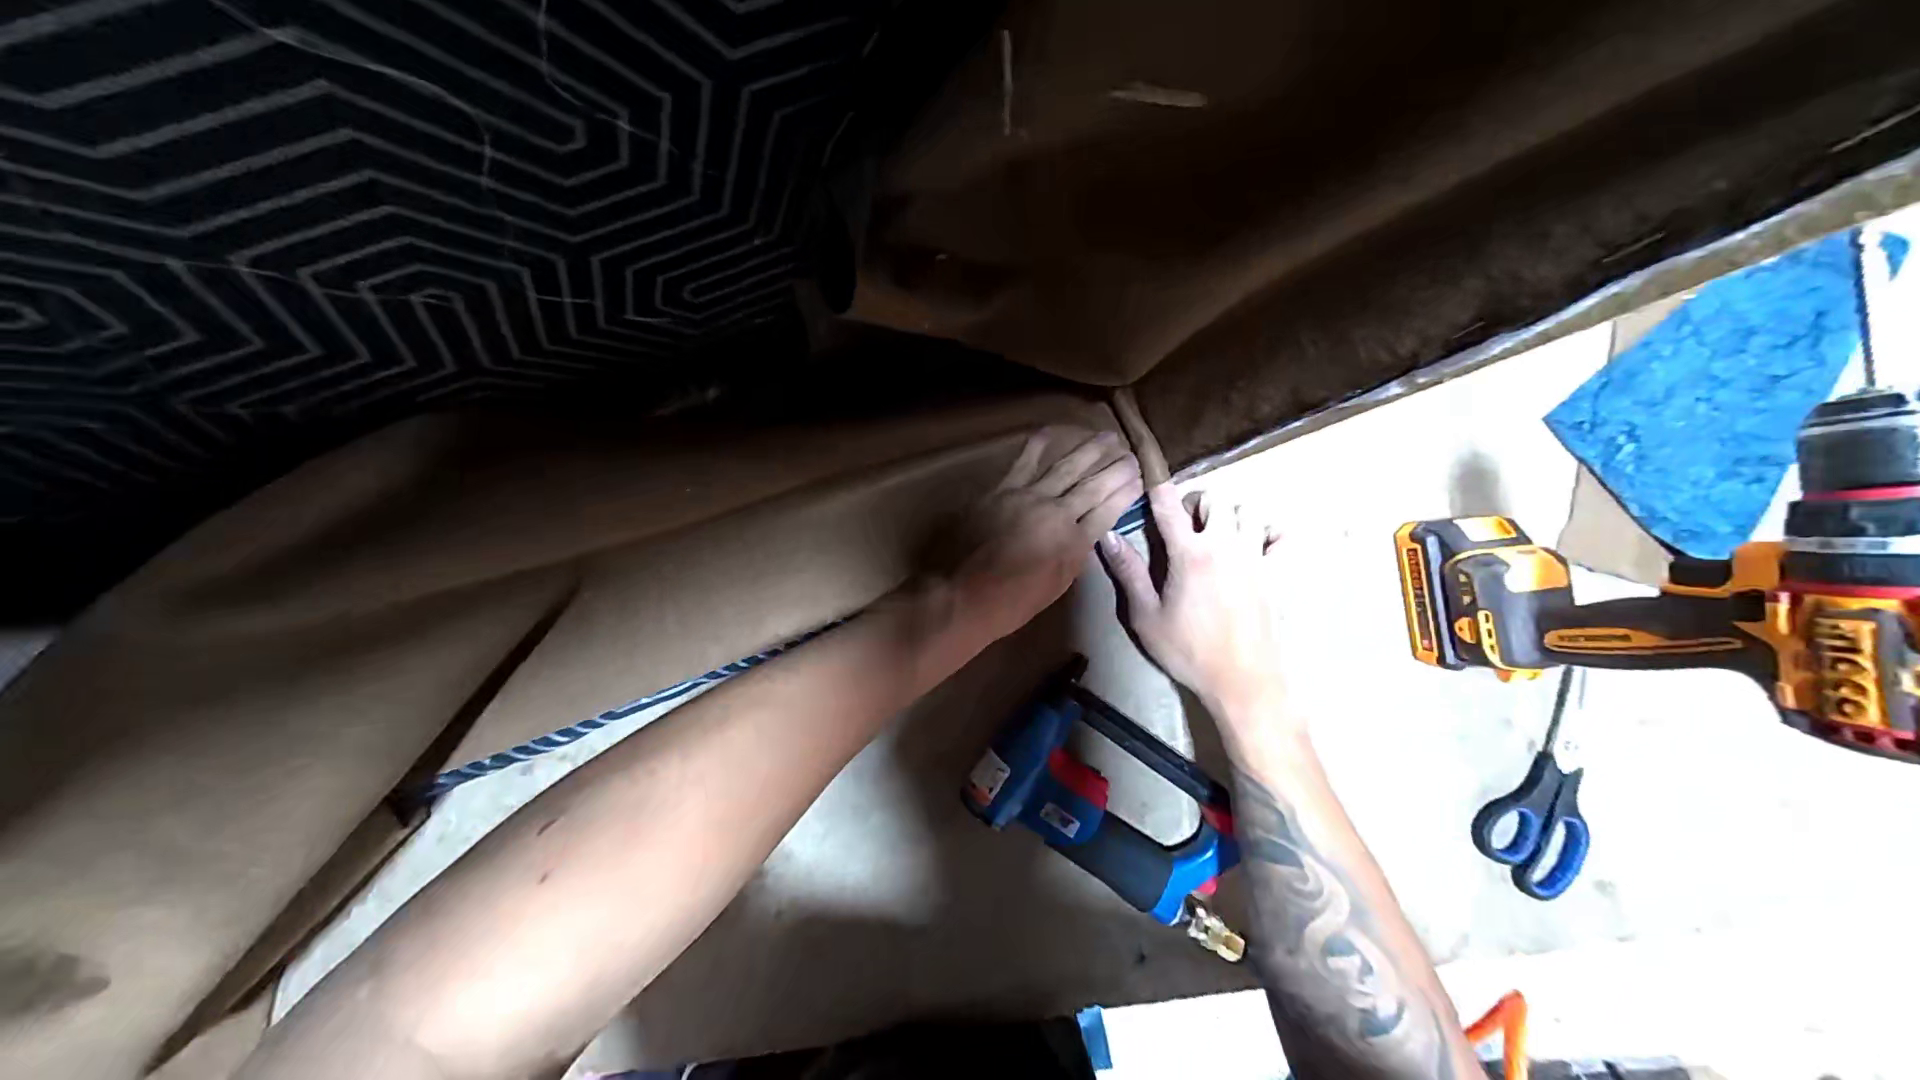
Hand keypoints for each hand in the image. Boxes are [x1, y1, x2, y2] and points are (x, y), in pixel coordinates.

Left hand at [943, 429, 1143, 644]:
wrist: (964, 594)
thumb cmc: (1011, 602)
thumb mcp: (1056, 585)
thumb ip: (1074, 555)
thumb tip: (1084, 533)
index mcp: (1074, 543)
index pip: (1108, 511)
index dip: (1125, 494)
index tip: (1139, 479)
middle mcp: (1058, 514)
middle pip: (1093, 486)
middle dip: (1115, 468)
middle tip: (1131, 452)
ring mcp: (1029, 498)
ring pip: (1065, 467)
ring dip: (1088, 450)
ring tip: (1106, 436)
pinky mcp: (1002, 490)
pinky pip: (1024, 462)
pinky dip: (1038, 445)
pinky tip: (1051, 430)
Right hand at [1099, 483, 1287, 731]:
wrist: (1242, 681)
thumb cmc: (1188, 651)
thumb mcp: (1145, 616)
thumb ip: (1128, 572)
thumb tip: (1107, 537)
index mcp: (1189, 554)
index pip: (1169, 506)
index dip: (1157, 486)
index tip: (1148, 473)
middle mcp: (1225, 546)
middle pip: (1216, 498)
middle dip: (1198, 503)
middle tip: (1186, 524)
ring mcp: (1256, 558)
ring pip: (1249, 511)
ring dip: (1231, 515)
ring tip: (1219, 535)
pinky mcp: (1278, 574)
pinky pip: (1283, 537)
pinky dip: (1271, 533)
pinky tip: (1257, 545)